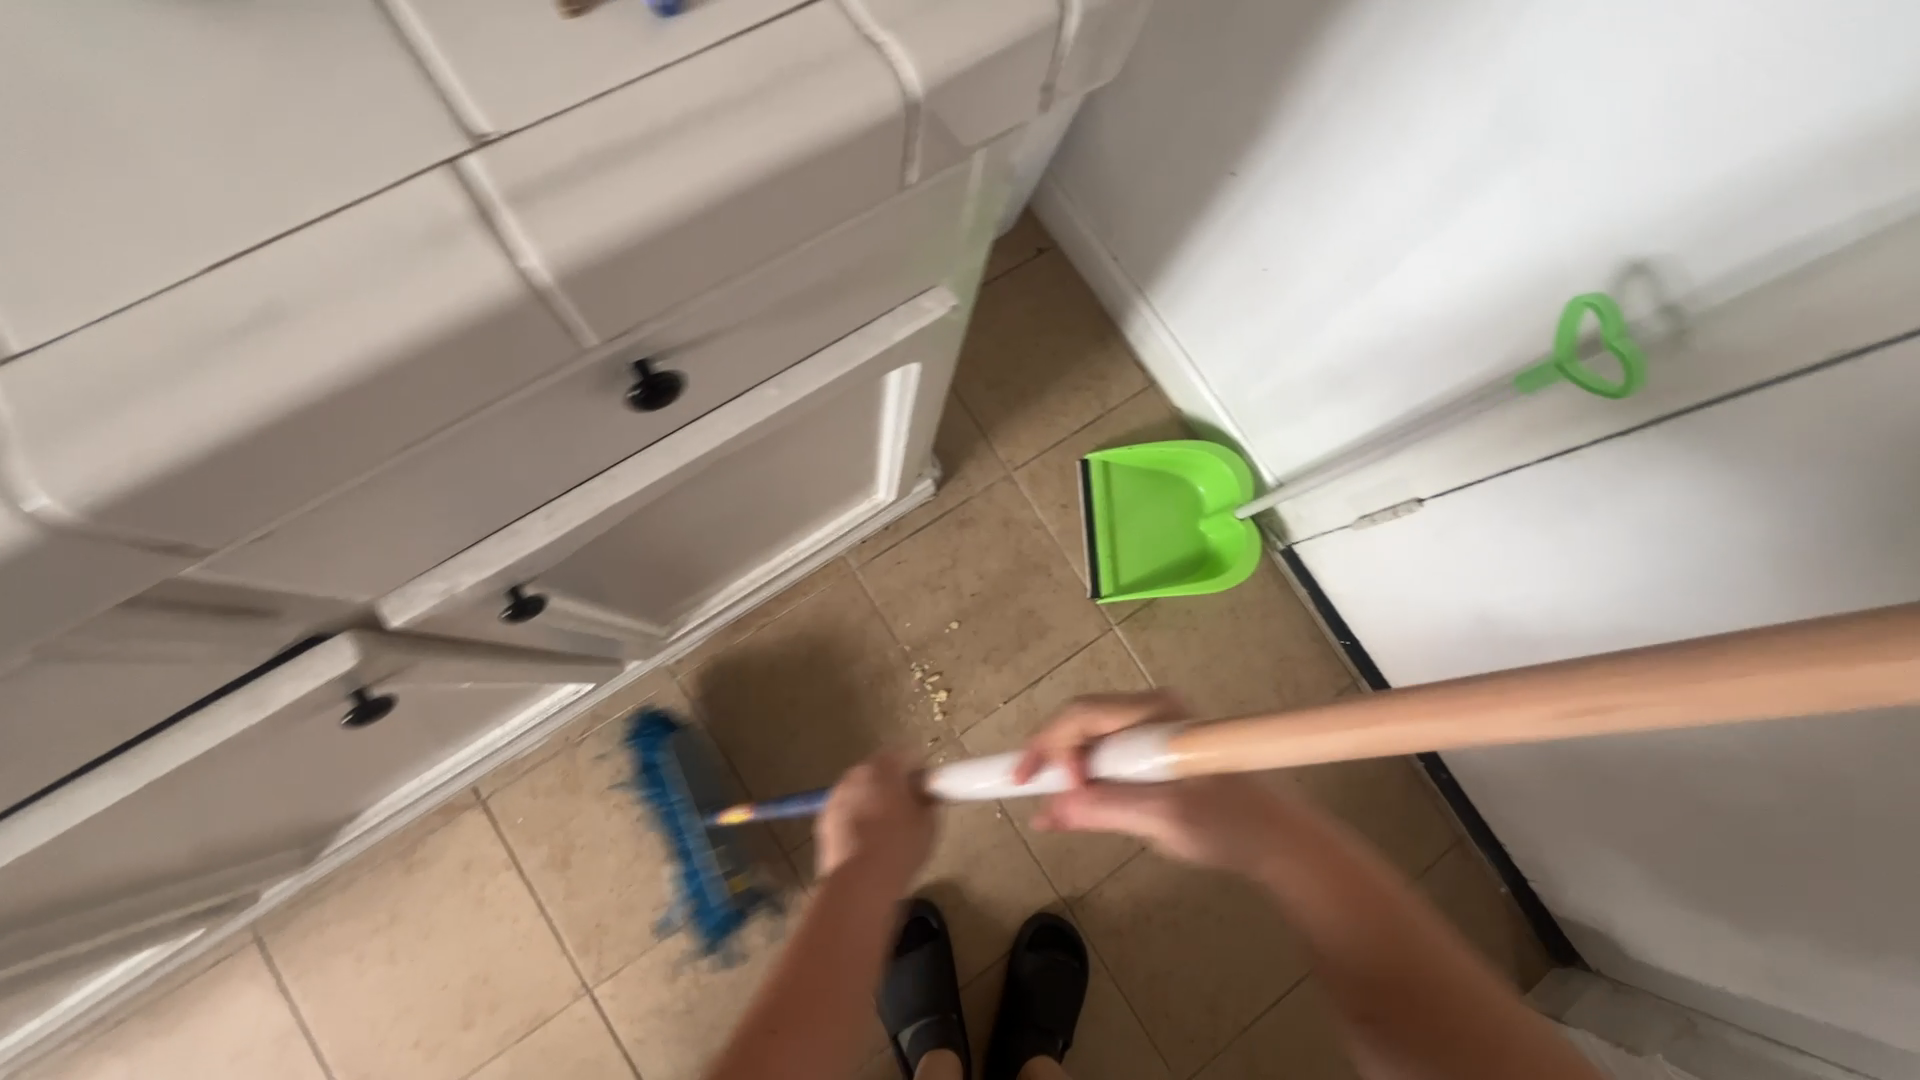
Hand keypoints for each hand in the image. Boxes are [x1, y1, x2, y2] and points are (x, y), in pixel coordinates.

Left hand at [814, 748, 935, 889]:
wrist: (859, 882)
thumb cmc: (900, 847)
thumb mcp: (929, 822)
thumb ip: (928, 799)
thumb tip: (926, 793)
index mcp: (884, 767)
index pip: (908, 755)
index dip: (920, 772)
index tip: (927, 792)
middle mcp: (856, 774)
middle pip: (880, 770)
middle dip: (894, 784)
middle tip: (909, 809)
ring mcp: (836, 796)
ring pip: (860, 790)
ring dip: (872, 800)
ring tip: (886, 830)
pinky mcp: (823, 820)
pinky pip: (846, 811)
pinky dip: (856, 819)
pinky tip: (867, 842)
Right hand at [1021, 691, 1295, 875]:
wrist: (1279, 842)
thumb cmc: (1229, 824)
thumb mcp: (1163, 818)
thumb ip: (1104, 808)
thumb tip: (1048, 809)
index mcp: (1155, 712)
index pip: (1084, 714)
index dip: (1050, 744)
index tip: (1031, 783)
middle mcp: (1150, 711)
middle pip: (1082, 722)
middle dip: (1051, 754)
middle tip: (1025, 789)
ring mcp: (1152, 731)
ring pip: (1090, 741)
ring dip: (1064, 769)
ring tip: (1041, 801)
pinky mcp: (1154, 755)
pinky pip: (1107, 759)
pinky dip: (1085, 781)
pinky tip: (1066, 807)